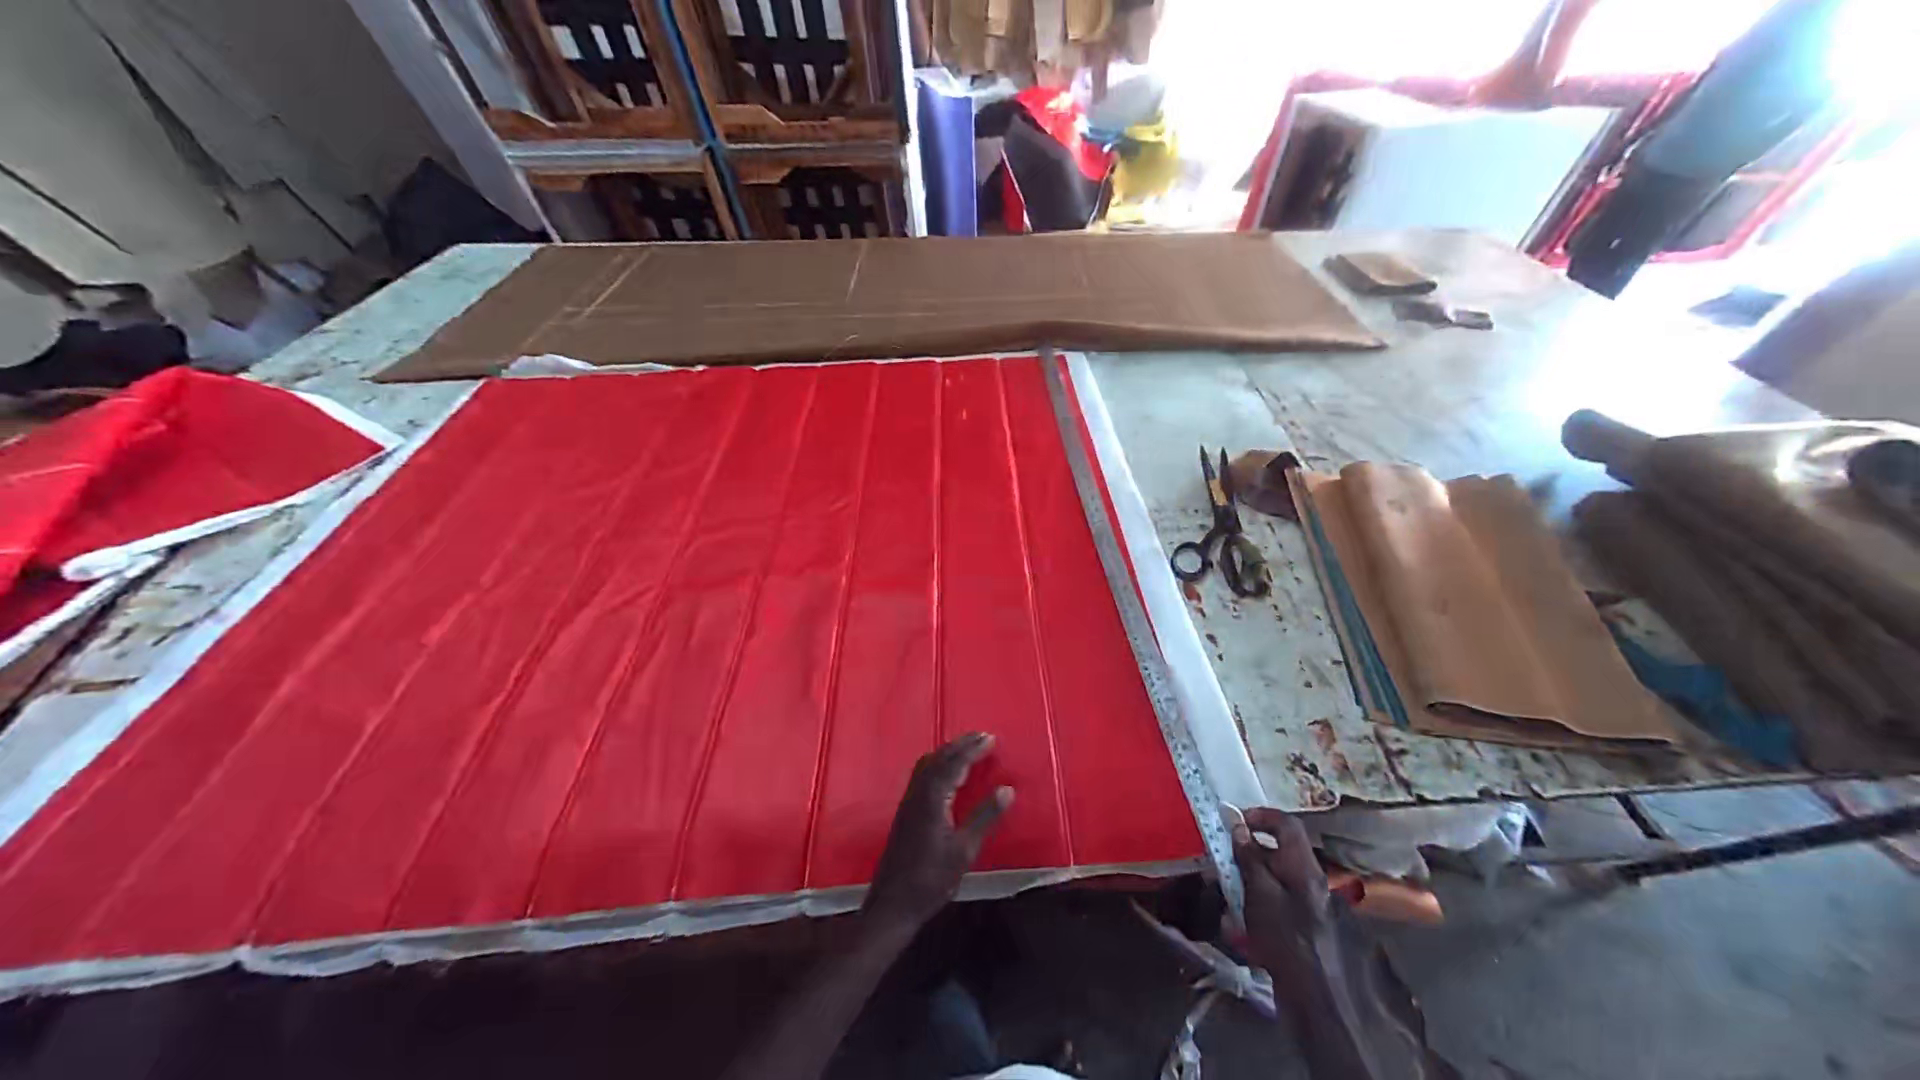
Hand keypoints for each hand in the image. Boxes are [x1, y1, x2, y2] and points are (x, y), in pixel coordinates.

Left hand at [863, 732, 1014, 932]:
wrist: (893, 903)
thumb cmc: (931, 879)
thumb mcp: (964, 850)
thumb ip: (985, 817)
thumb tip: (1007, 788)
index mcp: (932, 798)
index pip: (955, 764)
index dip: (973, 749)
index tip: (991, 738)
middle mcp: (917, 793)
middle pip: (939, 759)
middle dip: (961, 745)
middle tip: (982, 736)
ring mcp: (908, 802)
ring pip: (928, 765)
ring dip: (948, 753)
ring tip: (967, 748)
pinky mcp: (905, 812)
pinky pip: (922, 775)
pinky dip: (938, 764)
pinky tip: (945, 773)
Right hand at [1232, 807, 1337, 1001]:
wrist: (1317, 997)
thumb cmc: (1286, 936)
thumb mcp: (1260, 892)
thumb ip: (1248, 857)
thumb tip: (1238, 825)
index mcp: (1303, 867)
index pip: (1287, 825)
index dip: (1261, 816)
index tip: (1234, 821)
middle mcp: (1310, 883)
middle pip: (1277, 856)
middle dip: (1247, 858)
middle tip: (1222, 865)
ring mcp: (1308, 909)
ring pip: (1272, 884)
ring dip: (1247, 888)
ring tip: (1225, 905)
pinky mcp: (1302, 931)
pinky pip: (1274, 910)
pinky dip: (1255, 915)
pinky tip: (1240, 934)